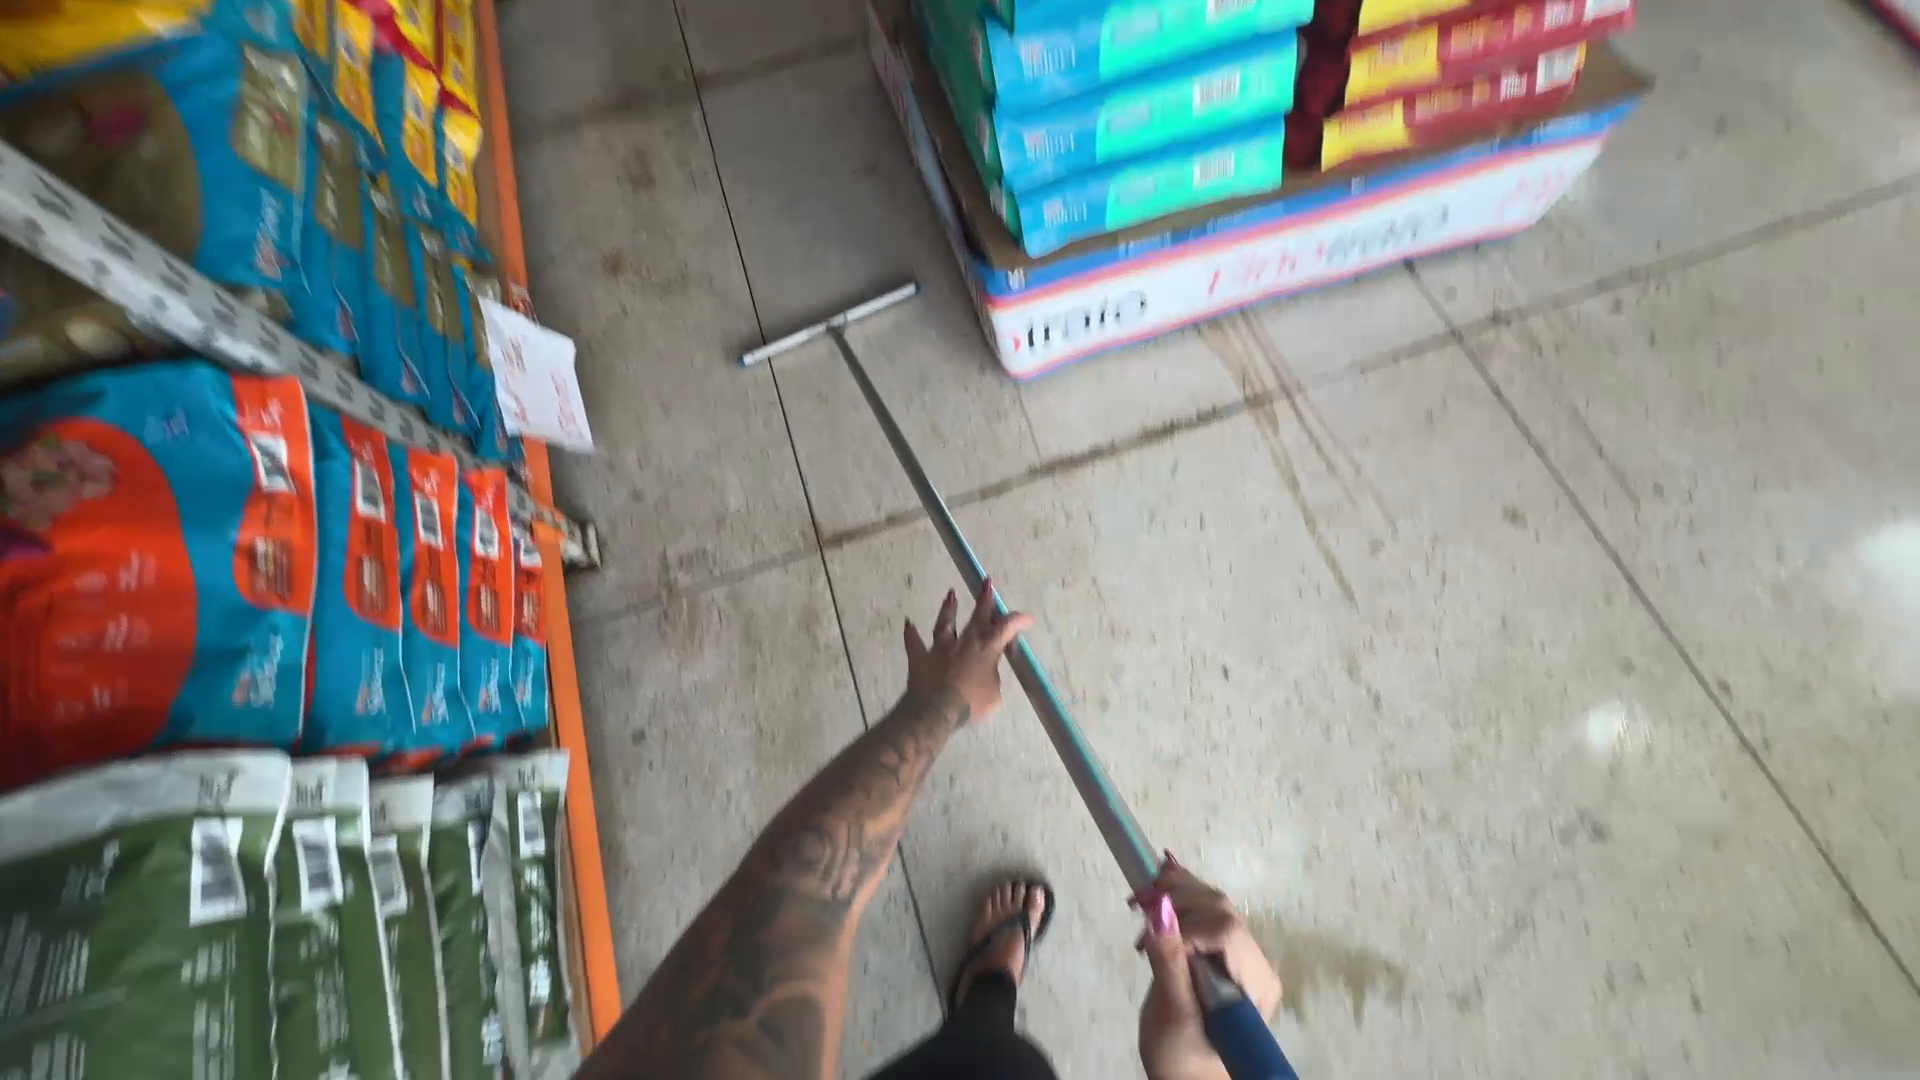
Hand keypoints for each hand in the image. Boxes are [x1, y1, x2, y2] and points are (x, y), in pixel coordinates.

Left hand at [903, 580, 1032, 725]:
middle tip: (986, 581)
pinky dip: (911, 634)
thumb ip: (993, 680)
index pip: (1006, 629)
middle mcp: (964, 643)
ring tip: (950, 594)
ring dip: (948, 608)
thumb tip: (988, 674)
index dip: (1018, 621)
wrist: (937, 710)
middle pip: (976, 616)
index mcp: (987, 651)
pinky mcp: (920, 657)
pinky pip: (914, 643)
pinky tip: (908, 623)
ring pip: (945, 623)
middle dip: (984, 599)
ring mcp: (940, 648)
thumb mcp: (994, 697)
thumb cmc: (971, 705)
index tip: (1027, 618)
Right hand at [1138, 862, 1283, 1079]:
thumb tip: (1159, 909)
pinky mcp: (1222, 951)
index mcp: (1255, 983)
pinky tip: (1155, 897)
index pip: (1225, 930)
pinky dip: (1177, 898)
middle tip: (1136, 906)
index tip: (1149, 943)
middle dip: (1175, 900)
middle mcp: (1256, 962)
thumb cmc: (1184, 1061)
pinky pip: (1204, 910)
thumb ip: (1170, 961)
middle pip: (1219, 908)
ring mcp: (1241, 954)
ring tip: (1140, 904)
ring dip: (1173, 894)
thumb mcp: (1174, 1015)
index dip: (1185, 925)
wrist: (1188, 1079)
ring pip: (1211, 901)